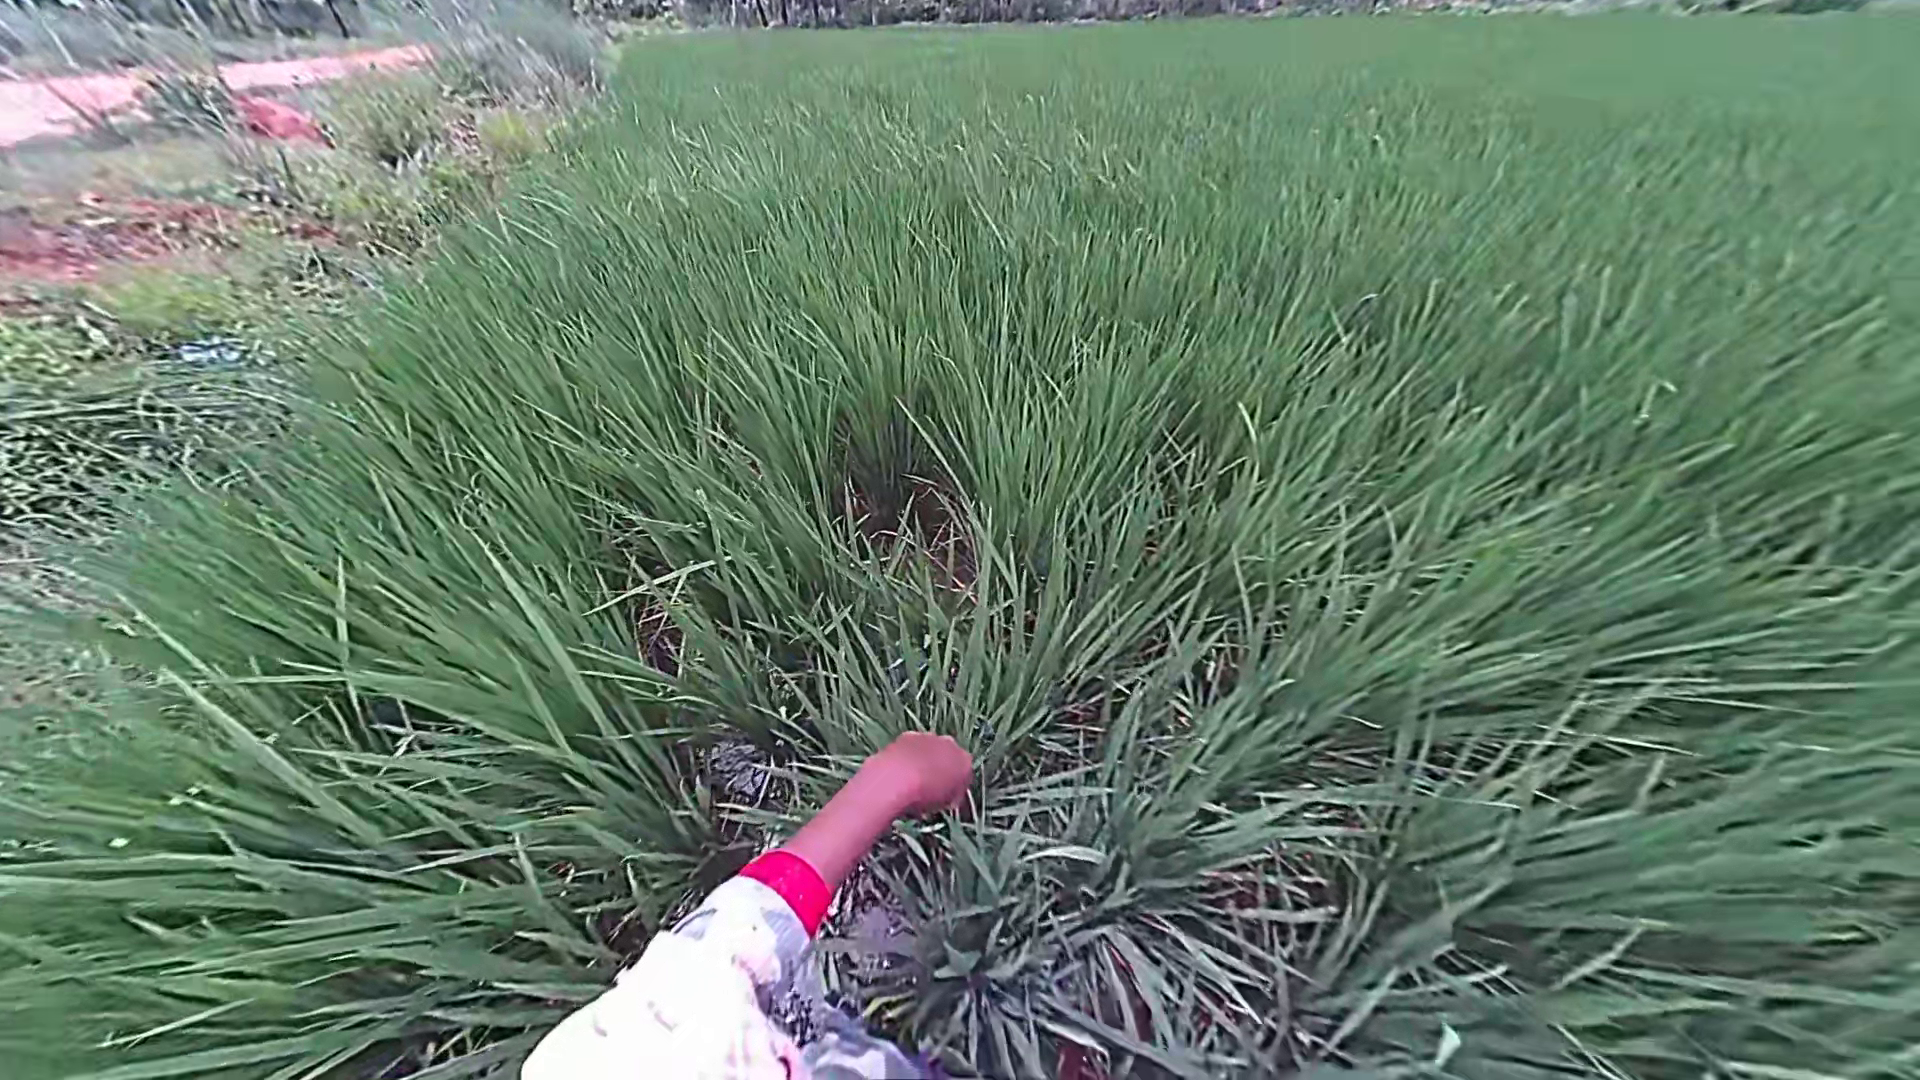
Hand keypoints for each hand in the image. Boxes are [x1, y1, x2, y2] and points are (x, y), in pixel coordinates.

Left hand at [863, 732, 972, 818]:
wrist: (896, 777)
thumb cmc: (925, 795)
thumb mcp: (945, 804)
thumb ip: (951, 796)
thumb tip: (948, 795)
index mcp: (964, 760)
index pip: (964, 773)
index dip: (956, 786)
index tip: (947, 798)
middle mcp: (950, 743)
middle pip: (948, 757)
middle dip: (942, 768)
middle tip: (931, 788)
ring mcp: (928, 737)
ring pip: (930, 750)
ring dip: (925, 760)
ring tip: (913, 781)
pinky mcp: (907, 736)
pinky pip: (912, 748)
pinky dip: (909, 756)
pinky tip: (900, 772)